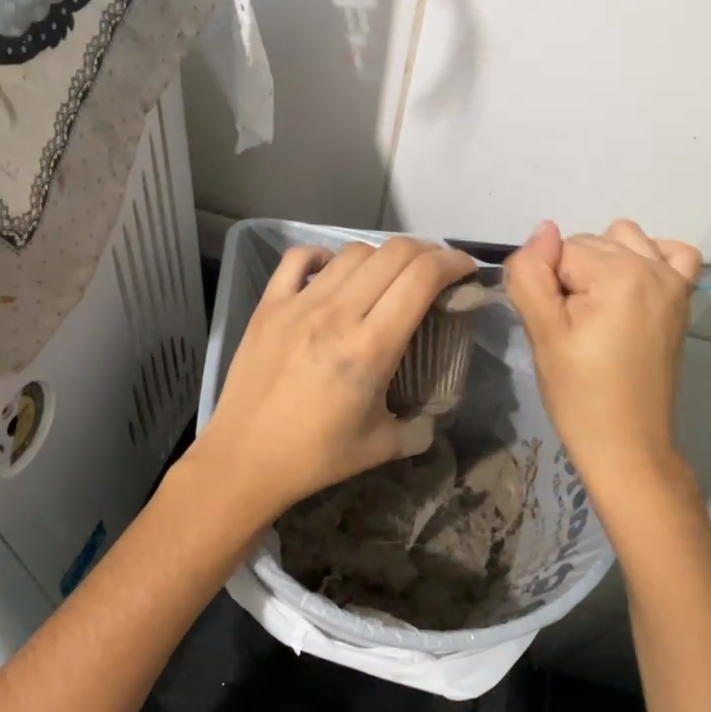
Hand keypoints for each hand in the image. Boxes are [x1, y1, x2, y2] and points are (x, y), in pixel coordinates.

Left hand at [191, 237, 476, 520]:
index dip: (453, 263)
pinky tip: (334, 272)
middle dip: (427, 253)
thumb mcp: (381, 447)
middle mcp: (337, 314)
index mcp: (370, 348)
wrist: (244, 459)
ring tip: (389, 276)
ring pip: (352, 252)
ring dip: (382, 256)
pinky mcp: (268, 306)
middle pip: (393, 253)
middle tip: (436, 272)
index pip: (422, 278)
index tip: (465, 271)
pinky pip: (299, 258)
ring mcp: (299, 305)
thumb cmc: (315, 457)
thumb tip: (432, 416)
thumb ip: (419, 428)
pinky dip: (324, 255)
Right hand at [505, 220, 701, 483]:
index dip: (545, 287)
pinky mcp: (682, 299)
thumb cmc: (578, 395)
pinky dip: (649, 258)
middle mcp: (653, 266)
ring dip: (603, 264)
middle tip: (569, 330)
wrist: (626, 444)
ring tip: (595, 311)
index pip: (558, 251)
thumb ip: (532, 276)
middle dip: (571, 277)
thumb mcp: (543, 335)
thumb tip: (543, 231)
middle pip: (589, 243)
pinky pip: (672, 253)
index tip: (552, 328)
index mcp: (618, 274)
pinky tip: (630, 287)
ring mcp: (674, 281)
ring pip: (622, 240)